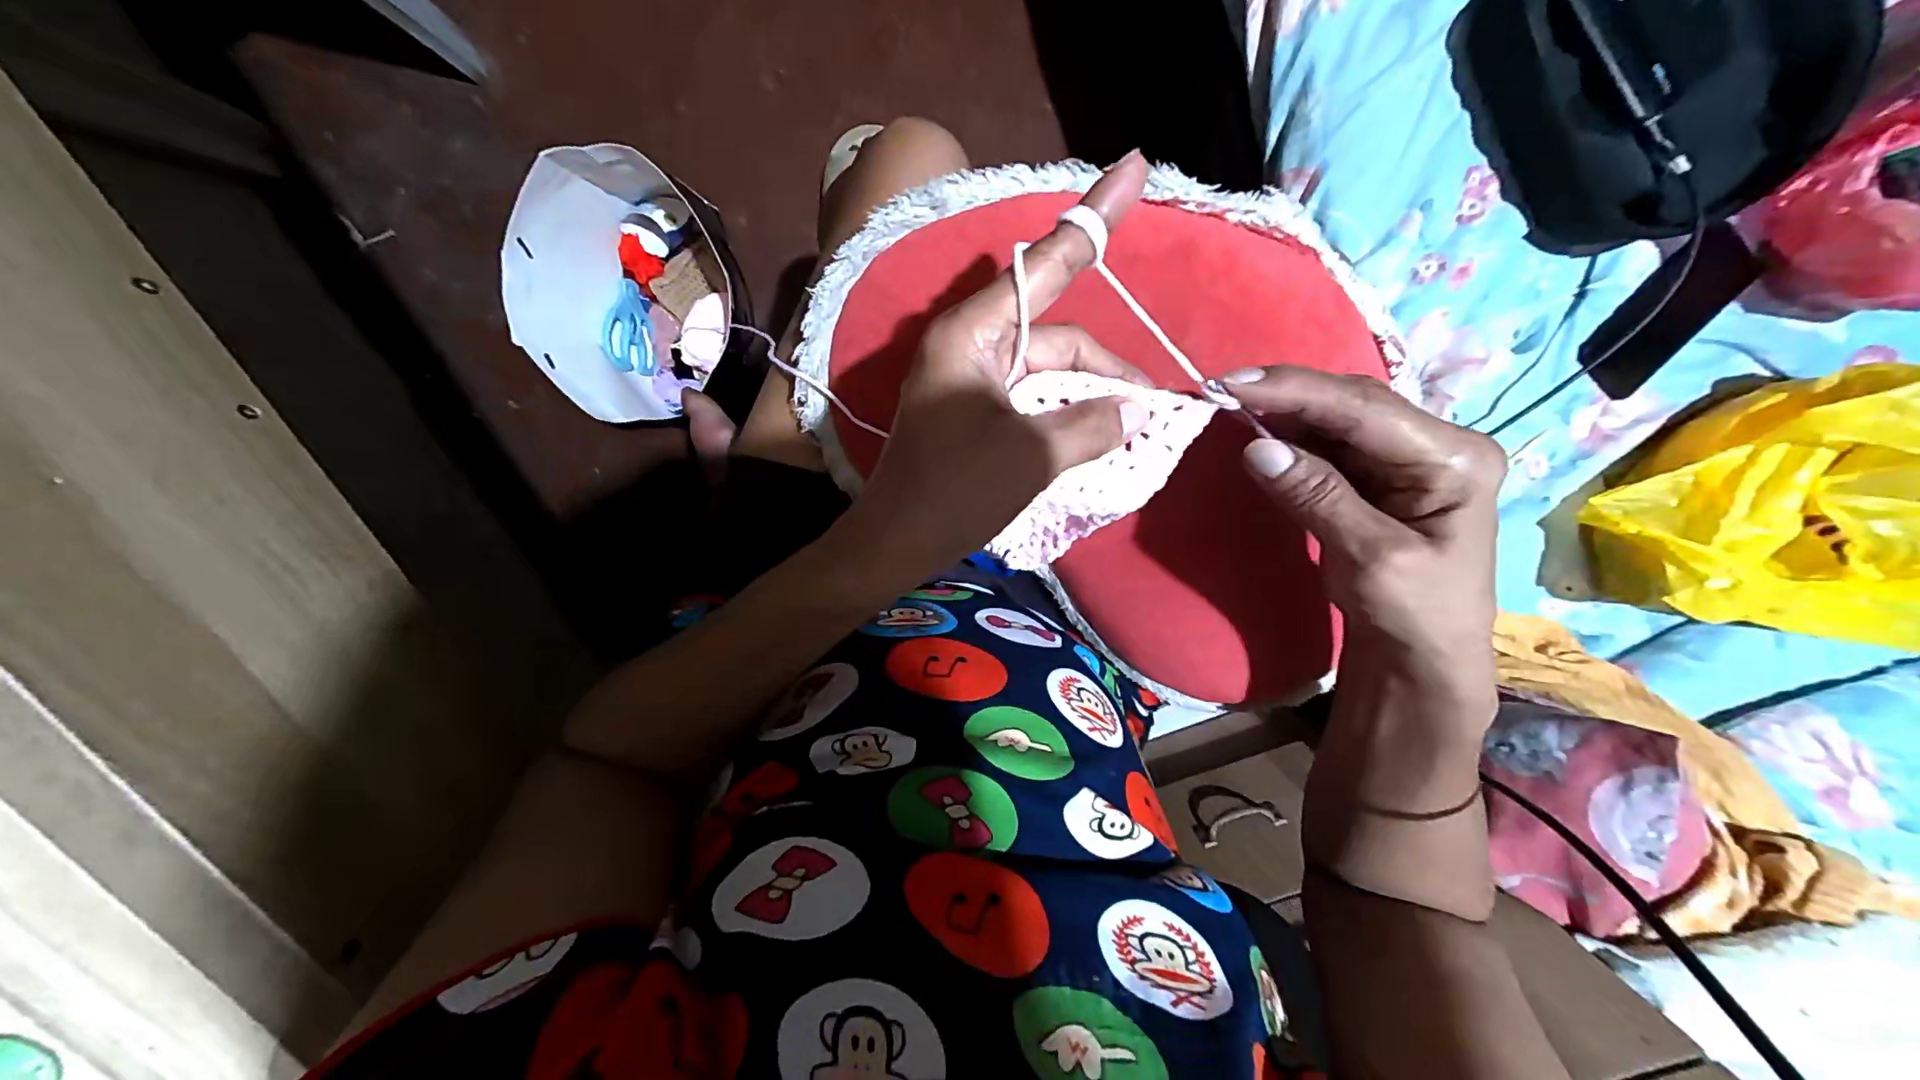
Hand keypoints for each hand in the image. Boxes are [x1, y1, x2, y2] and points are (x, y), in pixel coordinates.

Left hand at [841, 152, 1155, 574]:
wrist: (895, 543)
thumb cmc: (956, 491)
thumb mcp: (1033, 455)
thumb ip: (1092, 424)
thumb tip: (1137, 410)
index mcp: (973, 334)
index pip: (1045, 266)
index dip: (1094, 220)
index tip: (1135, 167)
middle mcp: (969, 345)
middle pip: (1054, 335)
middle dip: (1105, 366)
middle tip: (1153, 403)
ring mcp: (968, 380)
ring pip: (1045, 370)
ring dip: (1087, 394)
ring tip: (1132, 423)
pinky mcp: (972, 412)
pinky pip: (1030, 397)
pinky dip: (1063, 412)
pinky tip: (1096, 431)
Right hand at [1223, 367, 1505, 708]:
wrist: (1421, 660)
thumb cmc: (1415, 614)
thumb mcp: (1371, 557)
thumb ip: (1318, 496)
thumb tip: (1257, 446)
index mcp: (1453, 458)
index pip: (1365, 408)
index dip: (1297, 390)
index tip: (1233, 383)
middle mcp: (1434, 446)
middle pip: (1352, 404)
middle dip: (1288, 394)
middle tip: (1223, 390)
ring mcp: (1403, 461)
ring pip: (1336, 420)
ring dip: (1284, 413)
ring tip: (1232, 405)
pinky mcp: (1374, 479)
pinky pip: (1327, 446)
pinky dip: (1290, 439)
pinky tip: (1259, 432)